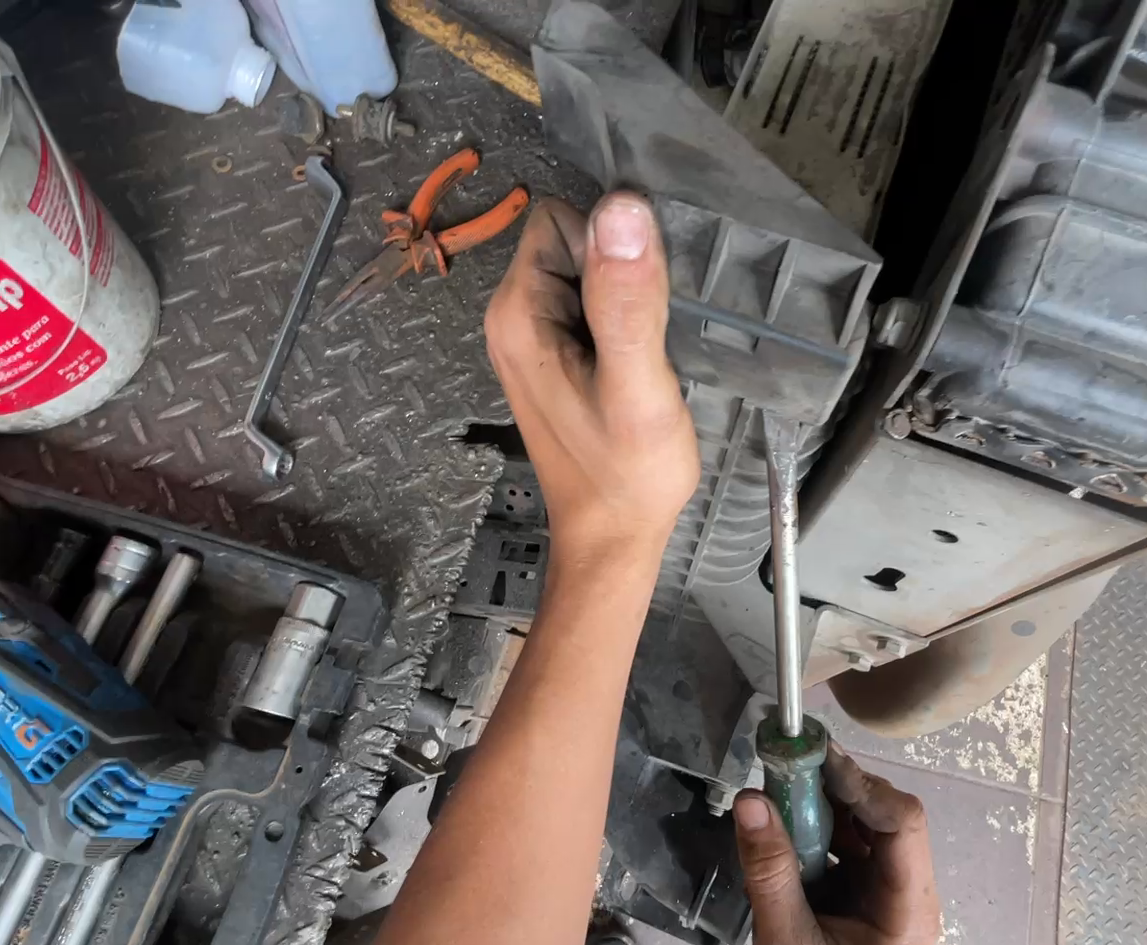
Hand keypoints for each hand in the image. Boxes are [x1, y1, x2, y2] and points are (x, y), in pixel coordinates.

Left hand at [484, 192, 699, 566]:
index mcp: (517, 315)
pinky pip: (587, 309)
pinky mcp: (551, 360)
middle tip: (636, 349)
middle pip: (572, 244)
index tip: (634, 314)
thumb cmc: (626, 473)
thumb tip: (622, 205)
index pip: (563, 221)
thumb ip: (627, 301)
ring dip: (619, 308)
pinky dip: (614, 330)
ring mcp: (529, 342)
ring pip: (584, 276)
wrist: (612, 536)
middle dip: (616, 282)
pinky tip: (628, 373)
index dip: (611, 255)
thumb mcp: (635, 387)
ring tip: (634, 364)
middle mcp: (510, 319)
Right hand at [733, 751, 939, 944]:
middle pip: (885, 818)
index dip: (862, 786)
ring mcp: (883, 898)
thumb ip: (770, 873)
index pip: (904, 824)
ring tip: (777, 787)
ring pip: (862, 828)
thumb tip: (750, 799)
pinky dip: (813, 831)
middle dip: (837, 788)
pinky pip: (843, 849)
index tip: (810, 762)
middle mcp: (905, 896)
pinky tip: (781, 826)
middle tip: (785, 764)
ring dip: (821, 806)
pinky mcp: (859, 902)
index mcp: (908, 911)